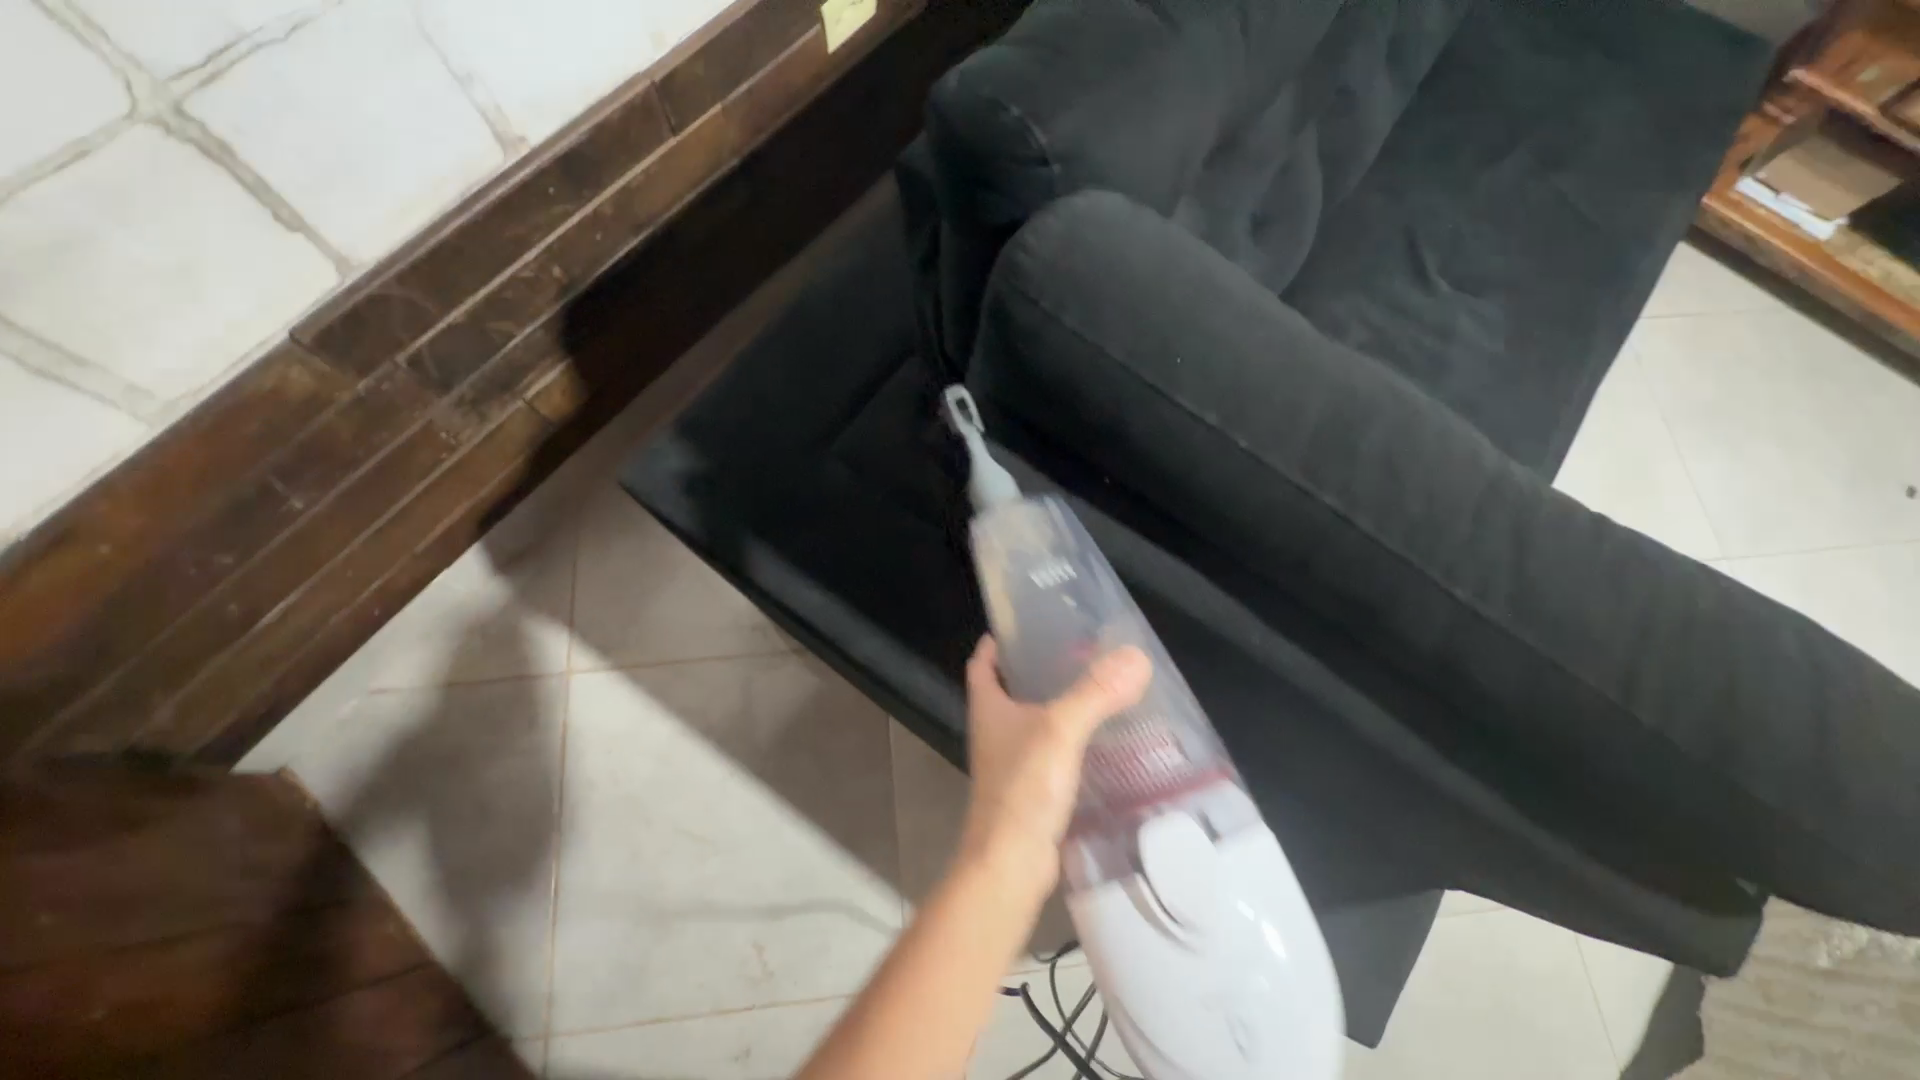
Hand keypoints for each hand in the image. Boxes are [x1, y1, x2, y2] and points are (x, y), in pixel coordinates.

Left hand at [956, 636, 1152, 899]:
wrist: (1009, 863)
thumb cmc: (1023, 788)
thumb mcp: (1060, 731)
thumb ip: (1094, 693)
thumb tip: (1134, 656)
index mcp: (988, 708)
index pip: (983, 663)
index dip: (997, 641)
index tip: (1026, 624)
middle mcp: (993, 732)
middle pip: (1009, 690)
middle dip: (1038, 670)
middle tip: (1080, 653)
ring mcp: (1010, 763)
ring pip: (1032, 722)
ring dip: (1058, 706)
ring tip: (1099, 690)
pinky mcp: (1030, 791)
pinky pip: (1051, 754)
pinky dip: (1071, 741)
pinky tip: (1103, 740)